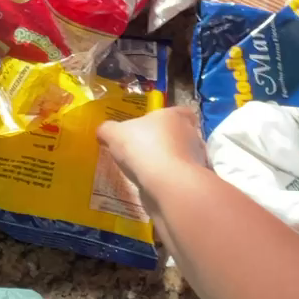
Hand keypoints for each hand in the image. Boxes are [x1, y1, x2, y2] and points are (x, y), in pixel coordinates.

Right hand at [97, 105, 211, 196]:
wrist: (167, 184)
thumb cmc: (143, 148)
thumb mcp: (114, 134)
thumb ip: (108, 129)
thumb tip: (102, 130)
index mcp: (174, 116)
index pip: (181, 112)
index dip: (171, 118)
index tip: (156, 127)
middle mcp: (189, 134)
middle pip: (181, 134)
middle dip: (167, 141)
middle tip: (147, 150)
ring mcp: (195, 158)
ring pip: (183, 157)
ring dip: (170, 162)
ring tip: (149, 171)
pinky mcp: (193, 181)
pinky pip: (181, 177)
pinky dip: (171, 180)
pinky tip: (155, 186)